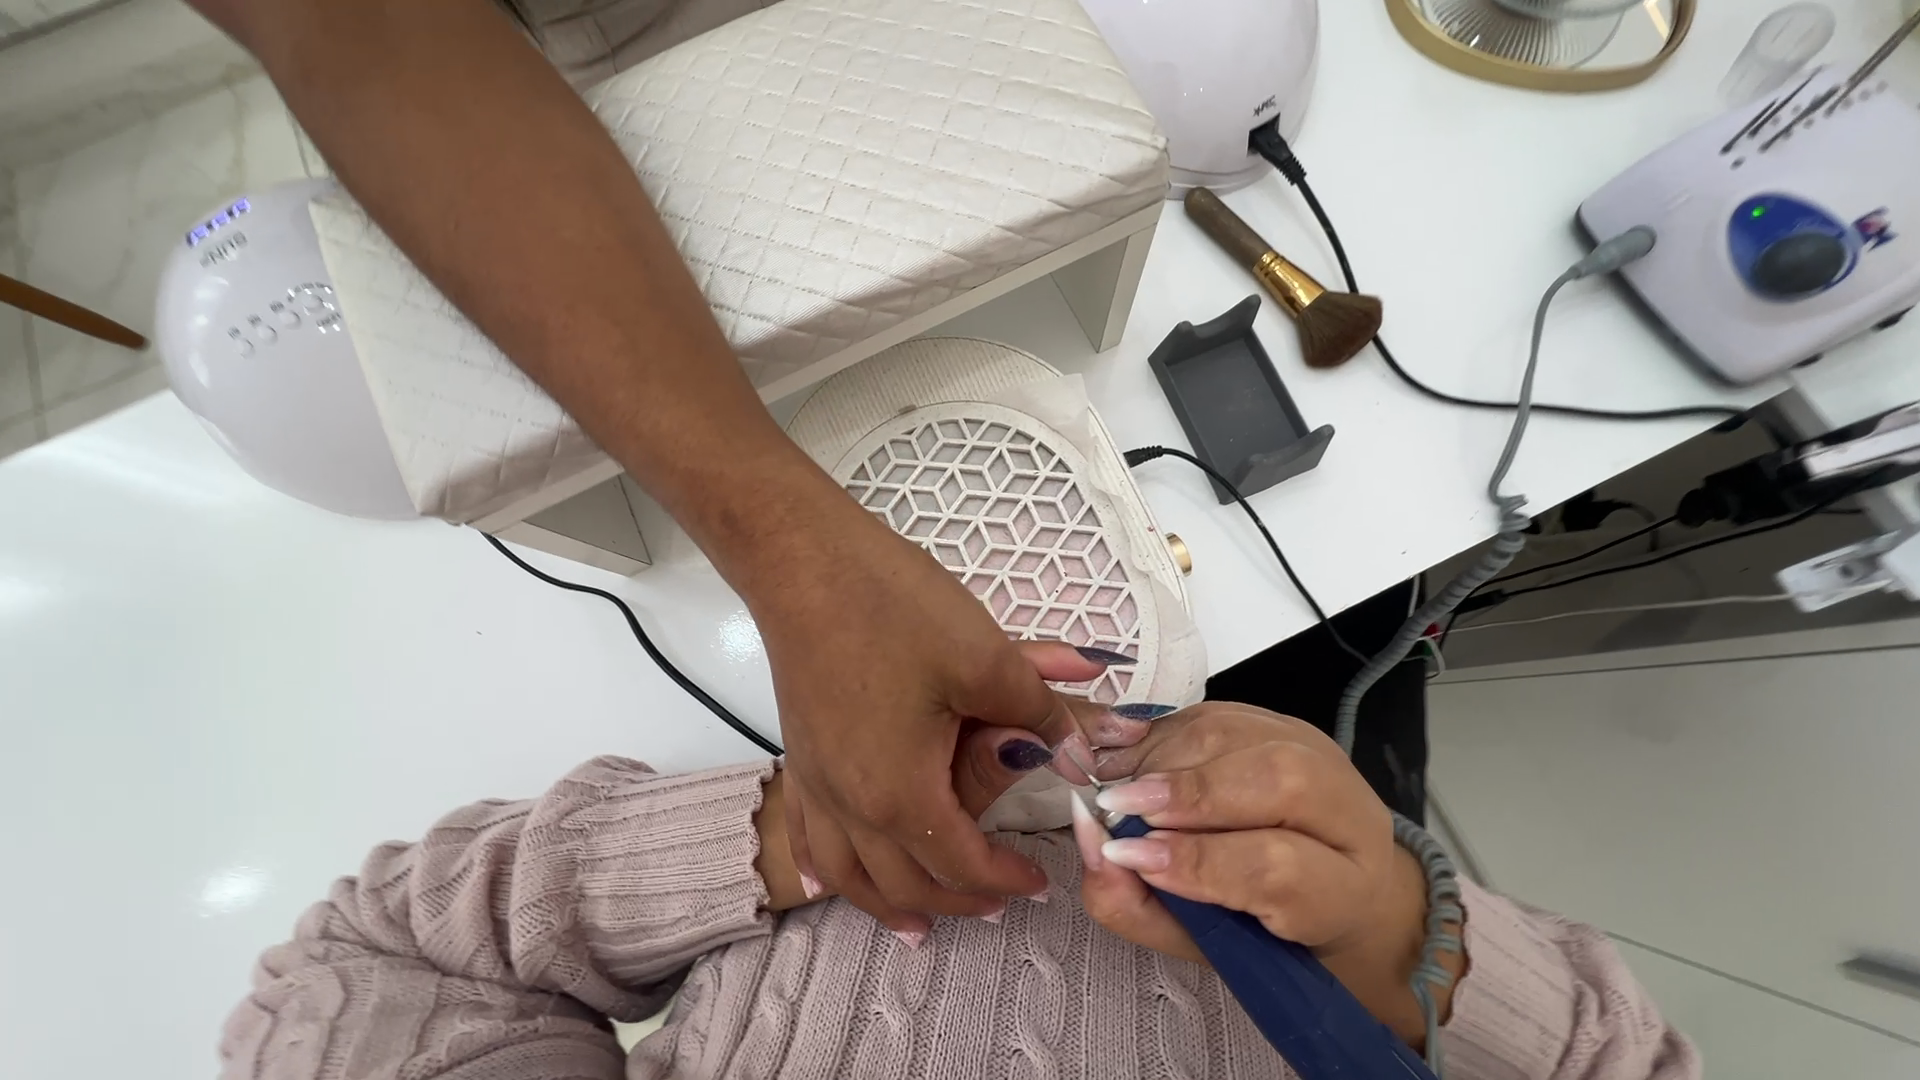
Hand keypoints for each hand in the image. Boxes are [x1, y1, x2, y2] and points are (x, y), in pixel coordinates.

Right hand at [753, 521, 1130, 937]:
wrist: (807, 562)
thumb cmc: (896, 611)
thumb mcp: (985, 658)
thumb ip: (1039, 712)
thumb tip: (1080, 752)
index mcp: (900, 791)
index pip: (959, 862)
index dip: (1002, 879)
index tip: (1038, 883)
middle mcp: (849, 803)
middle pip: (901, 880)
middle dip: (952, 901)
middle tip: (991, 906)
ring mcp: (813, 779)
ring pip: (846, 872)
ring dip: (884, 902)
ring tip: (914, 925)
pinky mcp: (797, 750)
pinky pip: (806, 834)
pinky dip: (824, 868)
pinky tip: (821, 877)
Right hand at [1070, 703, 1461, 1045]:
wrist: (1331, 881)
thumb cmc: (1268, 928)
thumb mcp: (1202, 945)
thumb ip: (1138, 906)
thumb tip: (1091, 842)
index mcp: (1346, 892)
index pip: (1278, 868)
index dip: (1197, 859)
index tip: (1128, 854)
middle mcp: (1348, 811)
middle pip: (1276, 779)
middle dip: (1186, 790)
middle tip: (1116, 805)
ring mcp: (1315, 752)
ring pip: (1240, 734)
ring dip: (1164, 756)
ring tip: (1116, 785)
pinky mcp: (1279, 720)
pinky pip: (1212, 713)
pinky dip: (1162, 734)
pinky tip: (1131, 761)